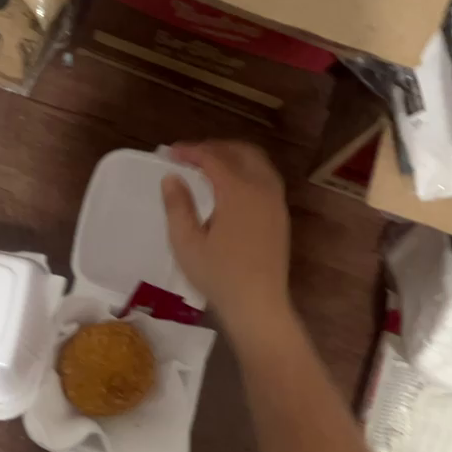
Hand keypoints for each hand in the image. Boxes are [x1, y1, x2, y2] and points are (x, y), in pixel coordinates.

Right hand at [161, 139, 296, 332]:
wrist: (258, 304)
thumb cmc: (218, 275)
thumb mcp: (186, 243)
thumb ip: (178, 206)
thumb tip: (171, 178)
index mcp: (238, 191)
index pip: (213, 159)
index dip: (191, 152)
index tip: (171, 152)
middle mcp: (262, 189)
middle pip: (241, 152)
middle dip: (215, 148)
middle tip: (191, 155)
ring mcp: (276, 202)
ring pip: (258, 164)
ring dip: (233, 157)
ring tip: (210, 167)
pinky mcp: (280, 216)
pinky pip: (265, 179)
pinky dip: (246, 172)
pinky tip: (230, 188)